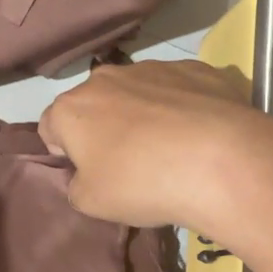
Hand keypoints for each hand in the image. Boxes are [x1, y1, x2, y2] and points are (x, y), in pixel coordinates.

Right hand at [39, 60, 272, 271]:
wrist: (223, 160)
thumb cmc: (142, 183)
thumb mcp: (91, 203)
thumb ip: (76, 185)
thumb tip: (84, 175)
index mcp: (71, 108)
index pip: (49, 126)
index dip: (65, 151)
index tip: (89, 172)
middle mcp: (105, 78)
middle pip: (93, 103)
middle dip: (104, 127)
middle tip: (129, 163)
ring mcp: (153, 68)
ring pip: (136, 92)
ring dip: (143, 114)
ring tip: (172, 149)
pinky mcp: (197, 69)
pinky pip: (179, 89)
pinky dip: (183, 106)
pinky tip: (202, 135)